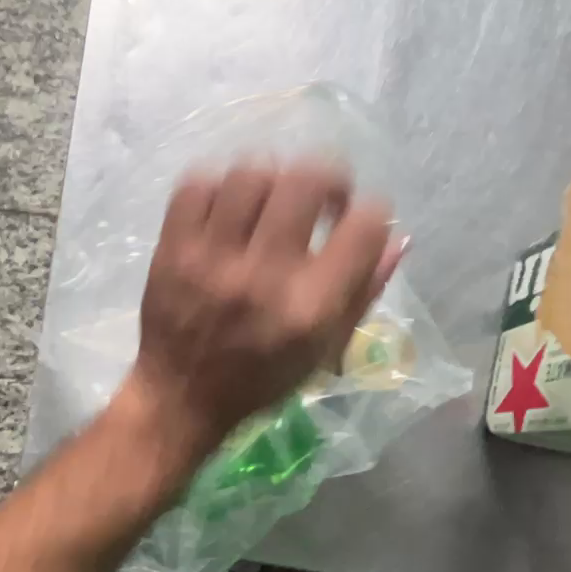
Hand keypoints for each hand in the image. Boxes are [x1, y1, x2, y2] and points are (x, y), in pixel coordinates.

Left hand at [118, 162, 403, 452]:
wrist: (179, 398)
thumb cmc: (259, 379)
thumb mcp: (322, 351)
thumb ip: (363, 292)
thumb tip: (398, 237)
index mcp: (310, 309)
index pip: (363, 225)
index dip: (370, 212)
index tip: (355, 219)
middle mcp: (263, 277)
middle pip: (307, 181)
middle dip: (327, 177)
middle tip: (320, 197)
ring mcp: (211, 259)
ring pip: (250, 174)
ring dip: (272, 177)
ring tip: (271, 199)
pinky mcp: (172, 250)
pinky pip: (196, 184)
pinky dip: (220, 185)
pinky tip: (229, 205)